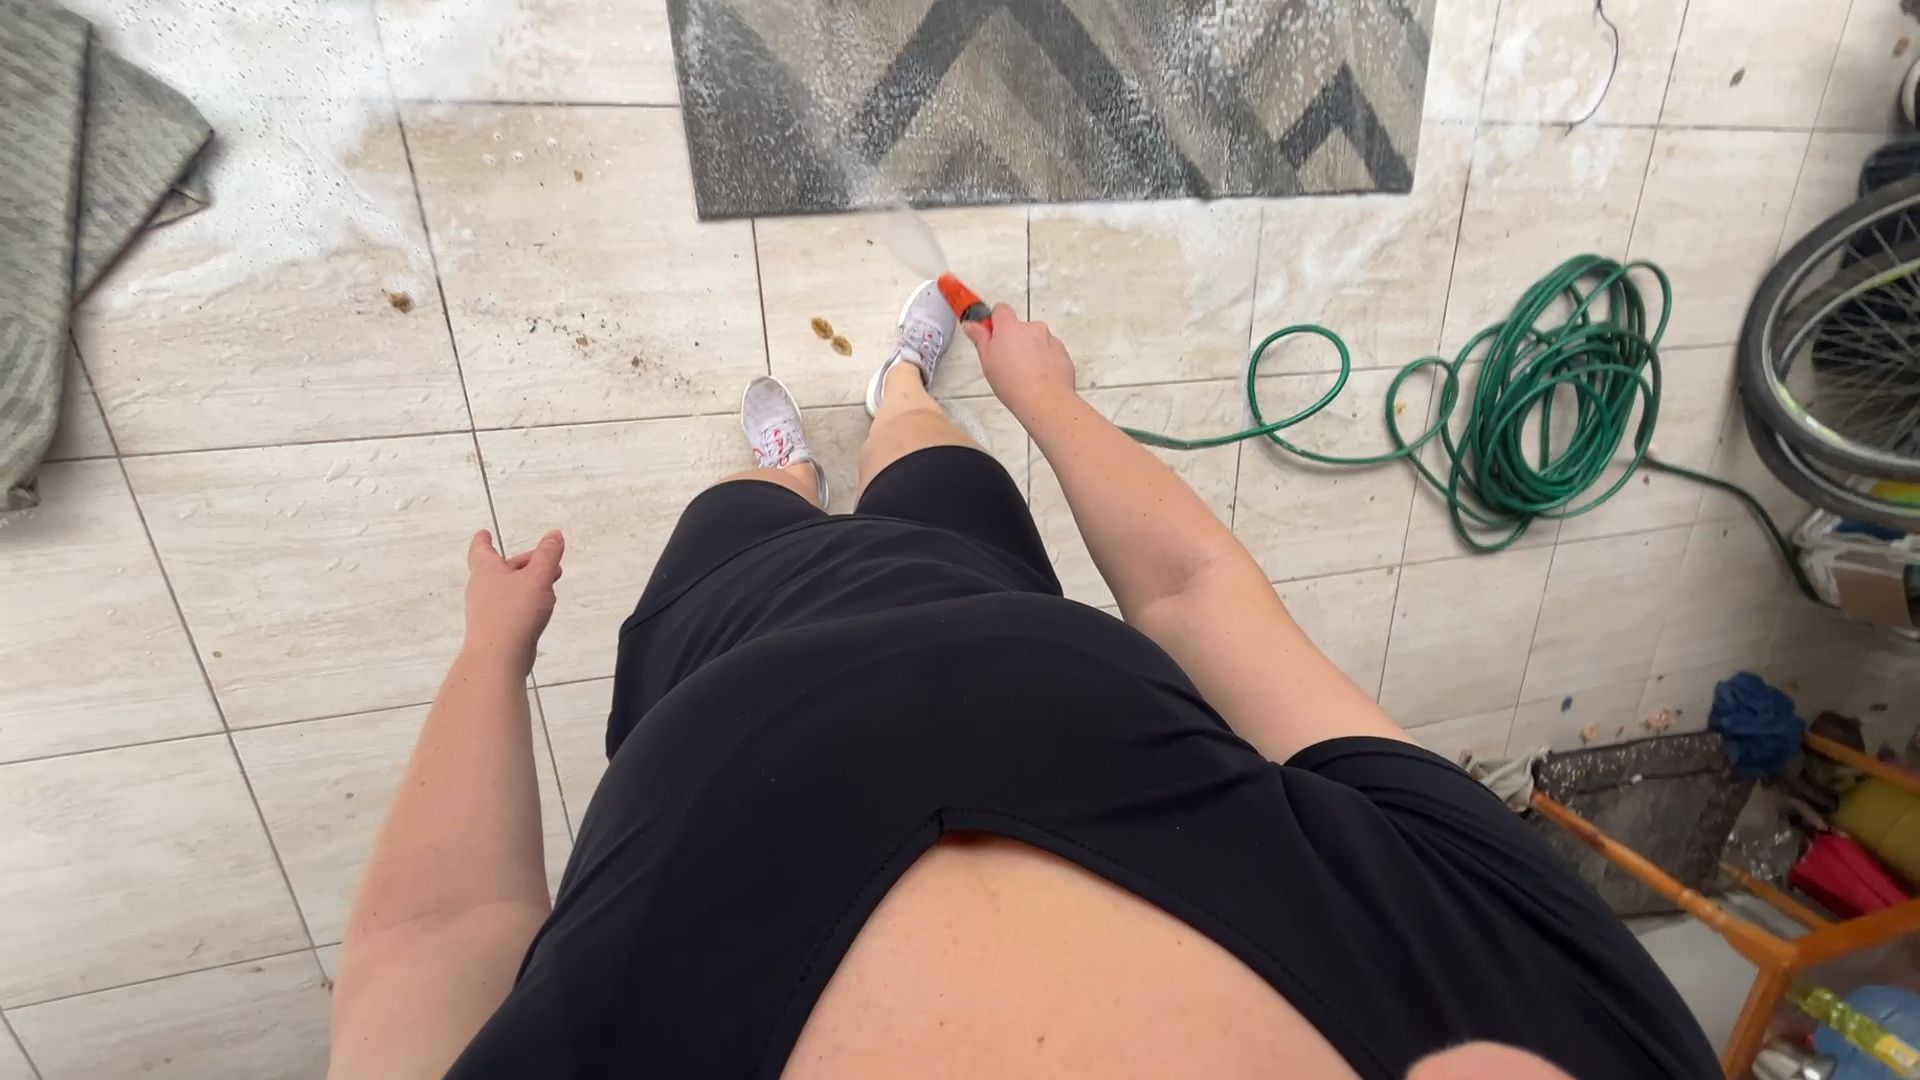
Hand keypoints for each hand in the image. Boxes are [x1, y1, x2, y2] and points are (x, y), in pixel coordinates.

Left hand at [463, 529, 563, 673]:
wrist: (499, 655)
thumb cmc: (515, 611)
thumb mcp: (537, 578)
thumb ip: (548, 556)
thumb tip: (553, 535)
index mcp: (487, 571)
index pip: (482, 550)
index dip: (484, 541)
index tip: (484, 533)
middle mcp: (482, 588)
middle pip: (501, 569)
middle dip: (523, 563)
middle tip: (545, 559)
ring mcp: (486, 609)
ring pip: (507, 588)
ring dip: (527, 582)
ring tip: (550, 582)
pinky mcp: (495, 626)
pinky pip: (510, 606)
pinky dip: (525, 600)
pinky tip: (541, 607)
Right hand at [960, 303, 1077, 419]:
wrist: (1045, 400)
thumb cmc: (1011, 382)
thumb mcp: (987, 362)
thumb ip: (980, 339)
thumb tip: (970, 324)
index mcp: (1010, 327)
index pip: (1001, 309)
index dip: (995, 322)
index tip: (992, 337)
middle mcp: (1032, 327)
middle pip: (1020, 327)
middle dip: (1014, 340)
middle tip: (1007, 364)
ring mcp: (1050, 339)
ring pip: (1037, 340)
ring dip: (1031, 351)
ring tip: (1026, 376)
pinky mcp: (1063, 353)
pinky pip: (1050, 352)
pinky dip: (1045, 361)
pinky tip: (1040, 380)